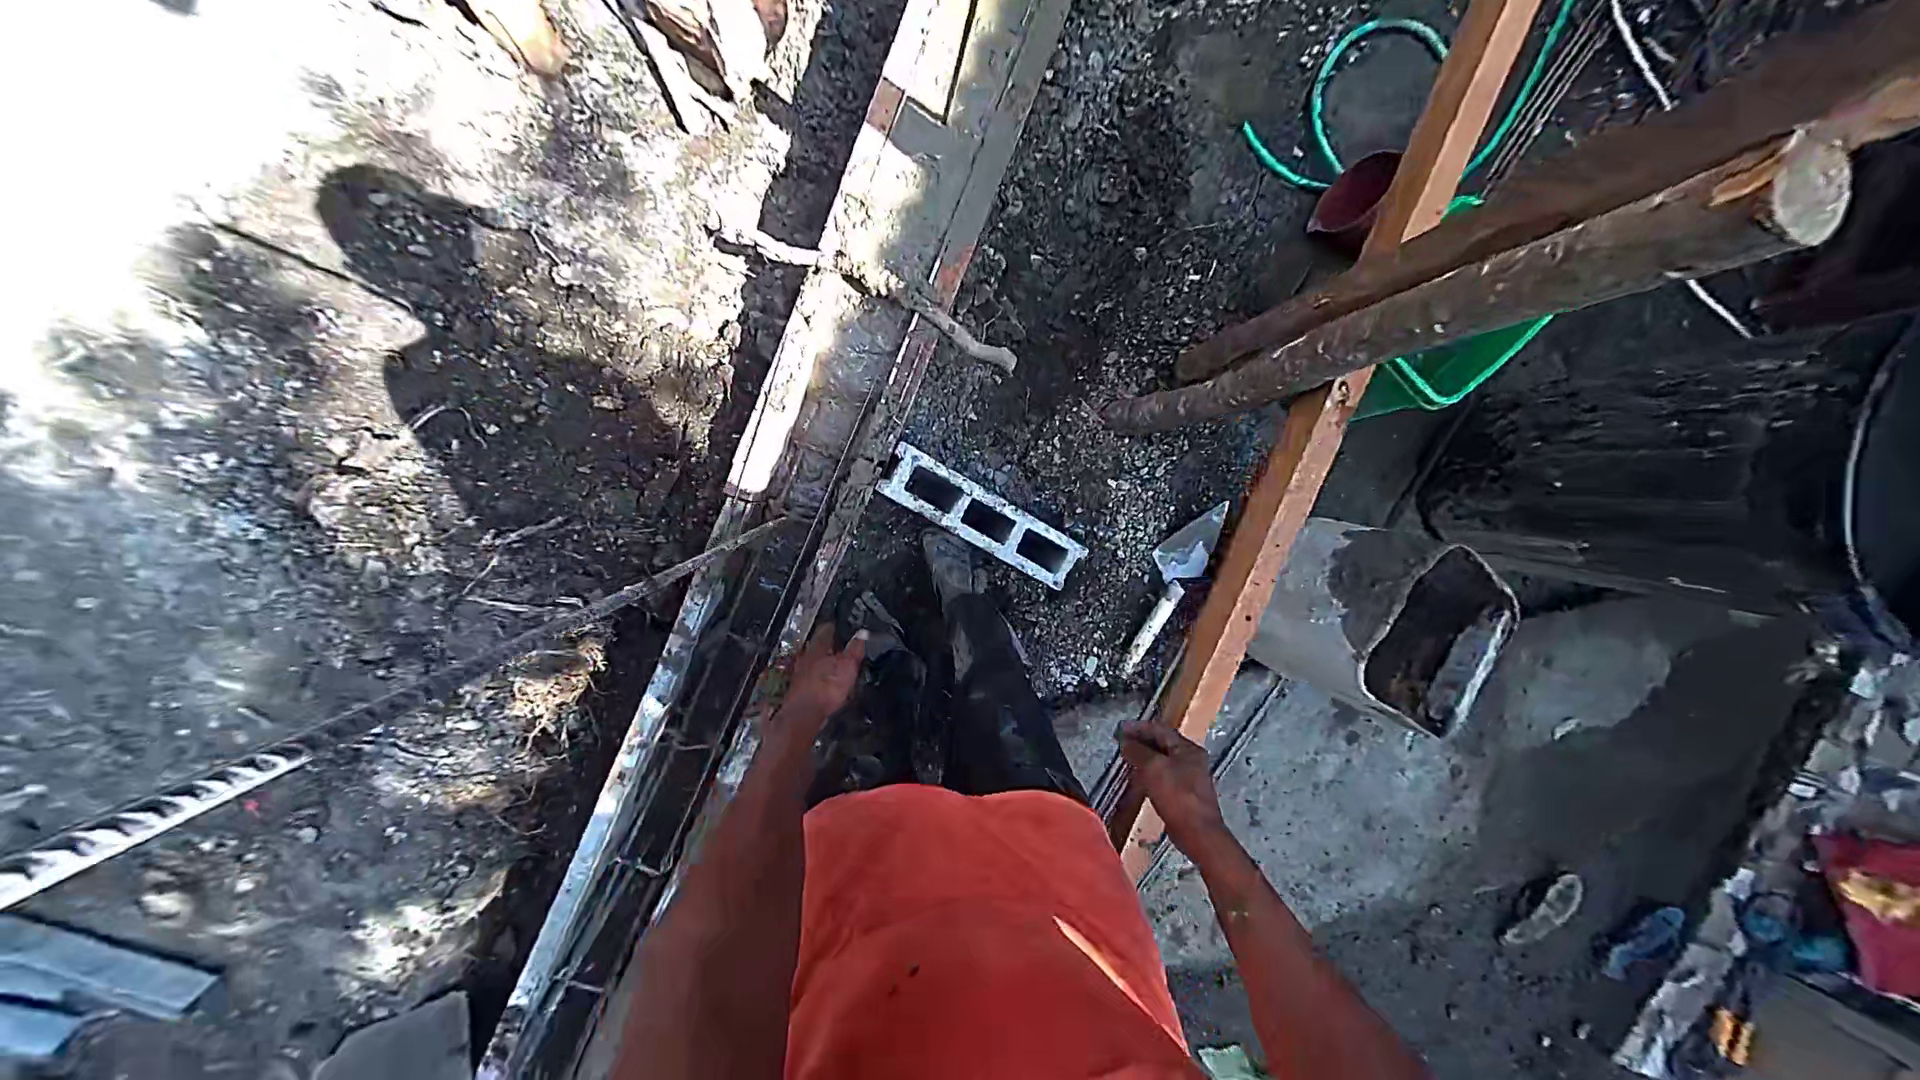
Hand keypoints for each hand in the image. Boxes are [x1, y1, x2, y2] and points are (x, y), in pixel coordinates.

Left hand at [769, 624, 866, 747]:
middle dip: (822, 645)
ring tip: (824, 665)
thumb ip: (855, 650)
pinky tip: (815, 684)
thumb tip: (862, 633)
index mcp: (818, 649)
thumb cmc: (827, 690)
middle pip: (813, 646)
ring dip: (815, 662)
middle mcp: (804, 658)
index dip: (831, 628)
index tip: (835, 626)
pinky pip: (803, 679)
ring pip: (806, 662)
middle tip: (831, 644)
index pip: (824, 631)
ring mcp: (796, 675)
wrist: (803, 716)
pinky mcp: (793, 691)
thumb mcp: (848, 667)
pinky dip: (809, 679)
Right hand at [1120, 719, 1229, 853]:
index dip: (1139, 727)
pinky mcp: (1184, 794)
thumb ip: (1138, 751)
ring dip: (1144, 758)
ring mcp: (1189, 778)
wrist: (1197, 833)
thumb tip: (1126, 743)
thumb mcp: (1153, 768)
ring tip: (1127, 758)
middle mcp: (1191, 760)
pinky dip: (1149, 774)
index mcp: (1188, 749)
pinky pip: (1163, 777)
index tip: (1122, 729)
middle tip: (1122, 742)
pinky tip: (1139, 780)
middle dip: (1141, 742)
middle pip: (1162, 744)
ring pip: (1162, 761)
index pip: (1160, 729)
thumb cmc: (1178, 797)